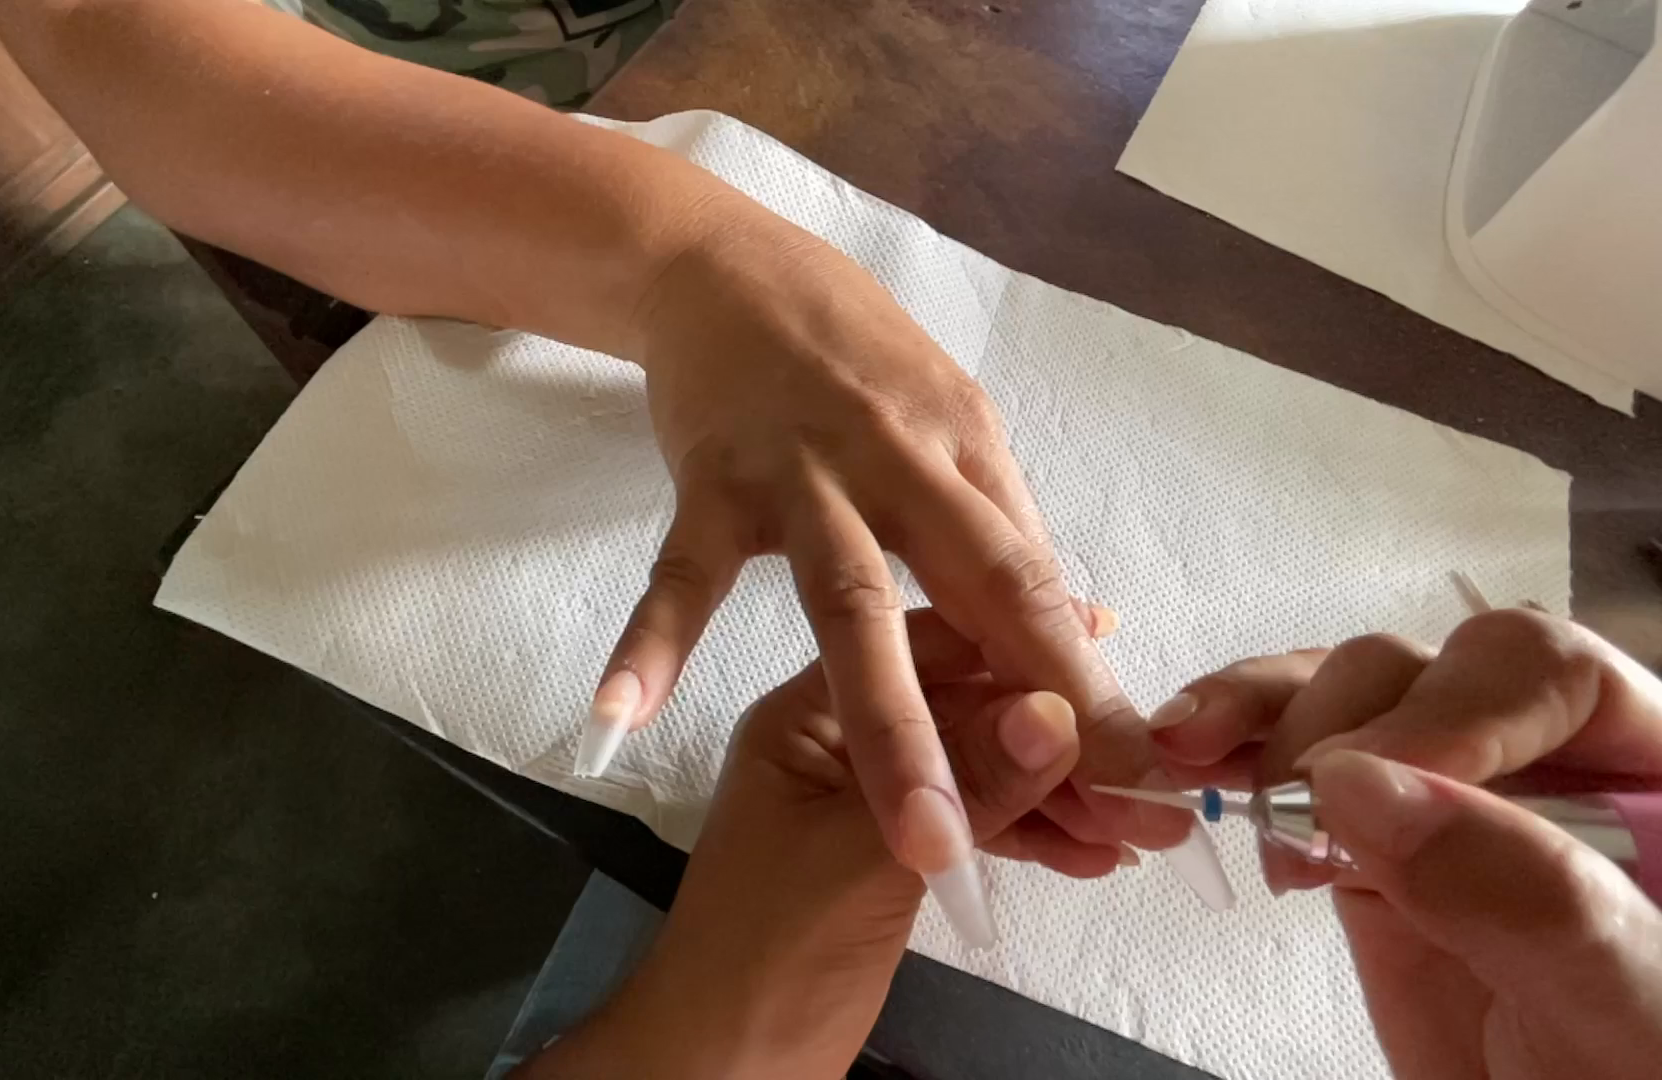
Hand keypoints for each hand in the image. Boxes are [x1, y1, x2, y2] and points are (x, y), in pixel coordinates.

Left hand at [525, 611, 1090, 1079]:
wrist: (732, 1063)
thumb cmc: (773, 949)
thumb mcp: (868, 855)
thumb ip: (963, 784)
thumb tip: (1059, 707)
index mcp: (808, 713)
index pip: (912, 651)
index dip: (1002, 646)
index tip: (1098, 643)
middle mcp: (840, 739)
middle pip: (956, 715)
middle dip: (1048, 739)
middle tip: (1143, 769)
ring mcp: (869, 796)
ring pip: (972, 774)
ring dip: (1053, 797)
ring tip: (1142, 827)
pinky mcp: (894, 850)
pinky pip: (969, 826)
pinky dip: (1028, 838)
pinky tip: (1092, 855)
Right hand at [580, 207, 1188, 910]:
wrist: (726, 267)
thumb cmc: (843, 349)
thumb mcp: (938, 415)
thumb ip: (986, 511)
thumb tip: (1053, 606)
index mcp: (965, 450)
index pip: (1040, 580)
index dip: (1092, 681)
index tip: (1140, 781)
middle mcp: (901, 461)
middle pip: (978, 593)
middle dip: (1034, 714)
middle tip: (1086, 829)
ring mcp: (801, 472)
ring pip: (852, 601)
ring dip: (890, 721)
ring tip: (921, 838)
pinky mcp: (712, 479)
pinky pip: (683, 573)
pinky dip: (654, 643)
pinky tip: (623, 713)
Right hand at [1150, 609, 1661, 1078]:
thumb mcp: (1629, 1029)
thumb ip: (1534, 904)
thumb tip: (1353, 781)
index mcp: (1643, 776)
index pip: (1539, 673)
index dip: (1445, 706)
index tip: (1355, 786)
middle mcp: (1530, 760)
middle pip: (1405, 670)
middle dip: (1319, 726)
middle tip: (1282, 815)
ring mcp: (1427, 788)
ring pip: (1321, 692)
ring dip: (1245, 717)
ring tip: (1186, 758)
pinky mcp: (1349, 825)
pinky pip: (1272, 750)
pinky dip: (1219, 748)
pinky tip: (1183, 767)